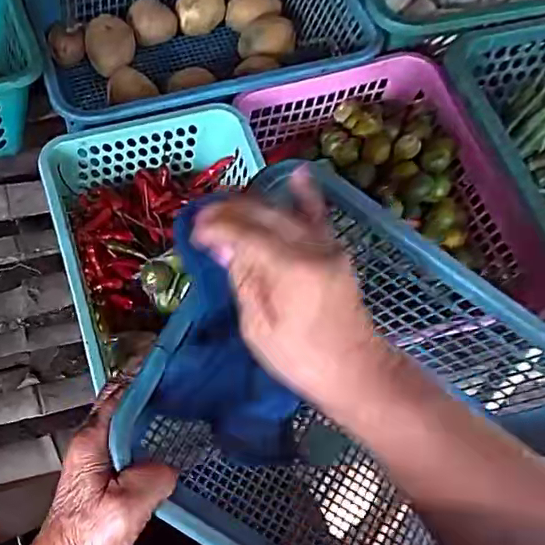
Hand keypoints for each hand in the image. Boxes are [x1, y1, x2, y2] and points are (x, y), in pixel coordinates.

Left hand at [32, 382, 177, 544]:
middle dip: (149, 395)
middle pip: (120, 406)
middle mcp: (88, 445)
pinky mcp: (99, 476)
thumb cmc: (84, 536)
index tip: (168, 368)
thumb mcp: (128, 506)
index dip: (143, 379)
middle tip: (182, 388)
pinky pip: (125, 446)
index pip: (118, 395)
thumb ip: (154, 478)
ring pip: (123, 426)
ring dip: (147, 417)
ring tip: (178, 412)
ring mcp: (93, 459)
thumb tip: (170, 465)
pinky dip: (144, 440)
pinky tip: (162, 448)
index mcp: (91, 442)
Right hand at [191, 168, 394, 405]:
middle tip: (199, 216)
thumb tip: (222, 247)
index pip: (246, 234)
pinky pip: (316, 218)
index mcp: (291, 269)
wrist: (353, 370)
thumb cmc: (297, 357)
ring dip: (253, 203)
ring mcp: (328, 247)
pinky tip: (297, 175)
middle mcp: (313, 248)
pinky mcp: (334, 253)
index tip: (192, 232)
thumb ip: (242, 280)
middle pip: (265, 216)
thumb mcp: (256, 326)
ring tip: (225, 199)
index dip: (216, 228)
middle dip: (229, 211)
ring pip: (286, 213)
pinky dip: (305, 197)